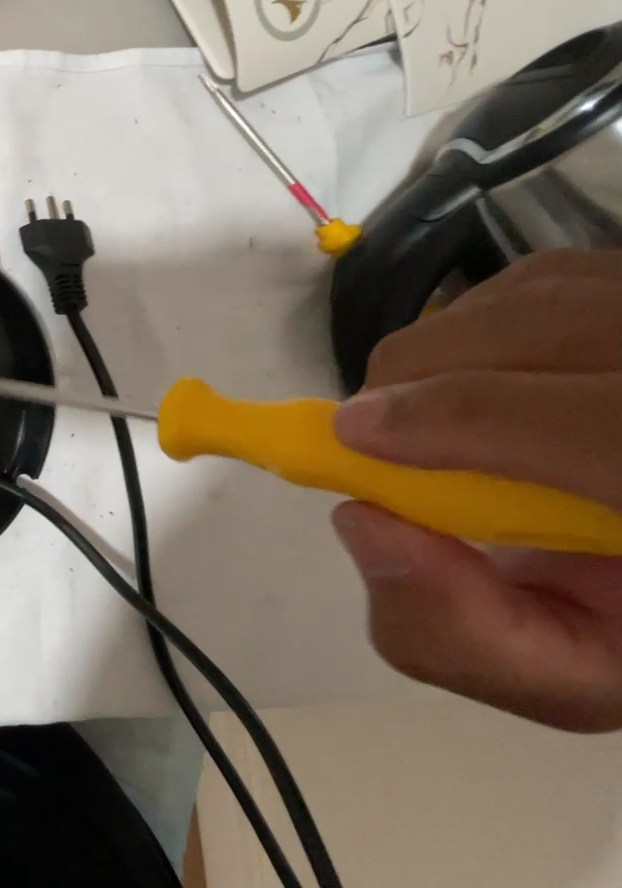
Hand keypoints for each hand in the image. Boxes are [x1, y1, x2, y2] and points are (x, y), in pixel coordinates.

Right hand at [332, 250, 621, 731]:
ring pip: (539, 292)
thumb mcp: (570, 673)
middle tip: (388, 441)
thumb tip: (362, 522)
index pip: (596, 426)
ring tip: (440, 414)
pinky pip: (547, 277)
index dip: (459, 418)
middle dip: (431, 382)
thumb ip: (459, 634)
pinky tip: (494, 379)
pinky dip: (486, 320)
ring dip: (450, 351)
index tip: (354, 437)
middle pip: (552, 329)